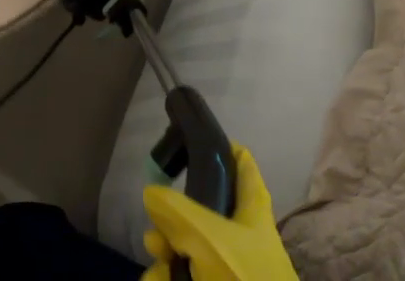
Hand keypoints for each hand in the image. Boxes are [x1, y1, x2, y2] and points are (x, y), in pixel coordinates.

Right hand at [139, 145, 297, 280]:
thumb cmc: (245, 279)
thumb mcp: (209, 238)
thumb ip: (177, 211)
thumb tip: (152, 194)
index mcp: (252, 214)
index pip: (243, 169)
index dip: (225, 149)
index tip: (199, 137)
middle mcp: (237, 238)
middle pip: (195, 213)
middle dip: (168, 223)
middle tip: (158, 234)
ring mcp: (221, 269)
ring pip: (179, 249)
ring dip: (162, 258)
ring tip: (159, 268)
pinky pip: (174, 277)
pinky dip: (162, 279)